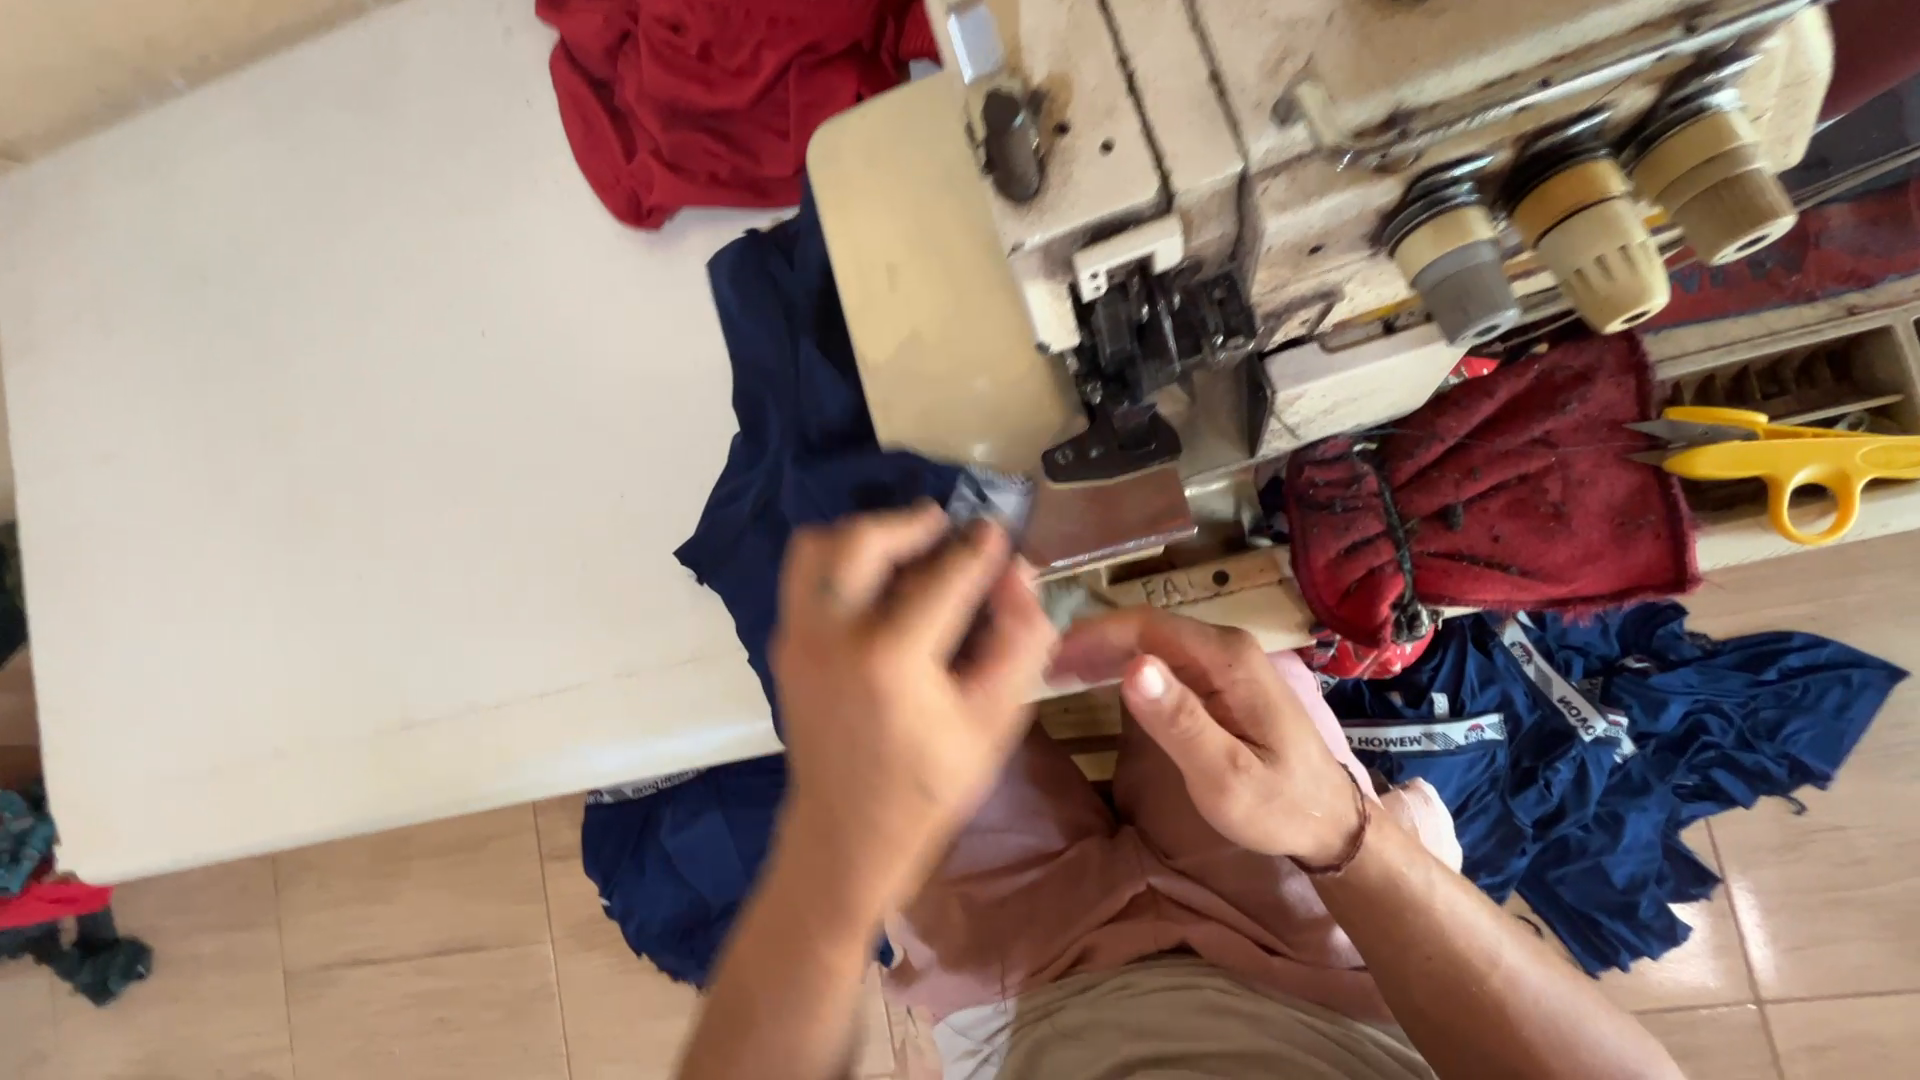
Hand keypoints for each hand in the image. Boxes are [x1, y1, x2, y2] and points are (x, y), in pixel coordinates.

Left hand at [770, 502, 1056, 908]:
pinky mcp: (782, 645)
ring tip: (906, 549)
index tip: (996, 532)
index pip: (942, 576)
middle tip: (944, 528)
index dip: (977, 548)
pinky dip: (840, 560)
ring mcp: (796, 638)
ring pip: (818, 546)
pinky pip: (804, 574)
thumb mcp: (995, 720)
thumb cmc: (929, 784)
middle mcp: (831, 635)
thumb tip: (1017, 573)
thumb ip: (1018, 641)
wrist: (846, 834)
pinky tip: (876, 584)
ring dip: (865, 534)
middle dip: (910, 522)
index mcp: (890, 658)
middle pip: (861, 539)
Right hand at [1050, 610, 1361, 862]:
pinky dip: (1127, 665)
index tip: (1051, 659)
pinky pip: (1166, 658)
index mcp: (1227, 659)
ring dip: (1105, 653)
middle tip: (1046, 670)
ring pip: (1152, 640)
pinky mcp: (1223, 677)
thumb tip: (1132, 667)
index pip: (1145, 627)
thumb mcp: (1224, 775)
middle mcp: (1226, 645)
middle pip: (1146, 628)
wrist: (1330, 822)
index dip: (1094, 637)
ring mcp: (1226, 659)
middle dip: (1093, 643)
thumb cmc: (1277, 805)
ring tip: (1062, 674)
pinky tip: (1100, 680)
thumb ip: (1179, 721)